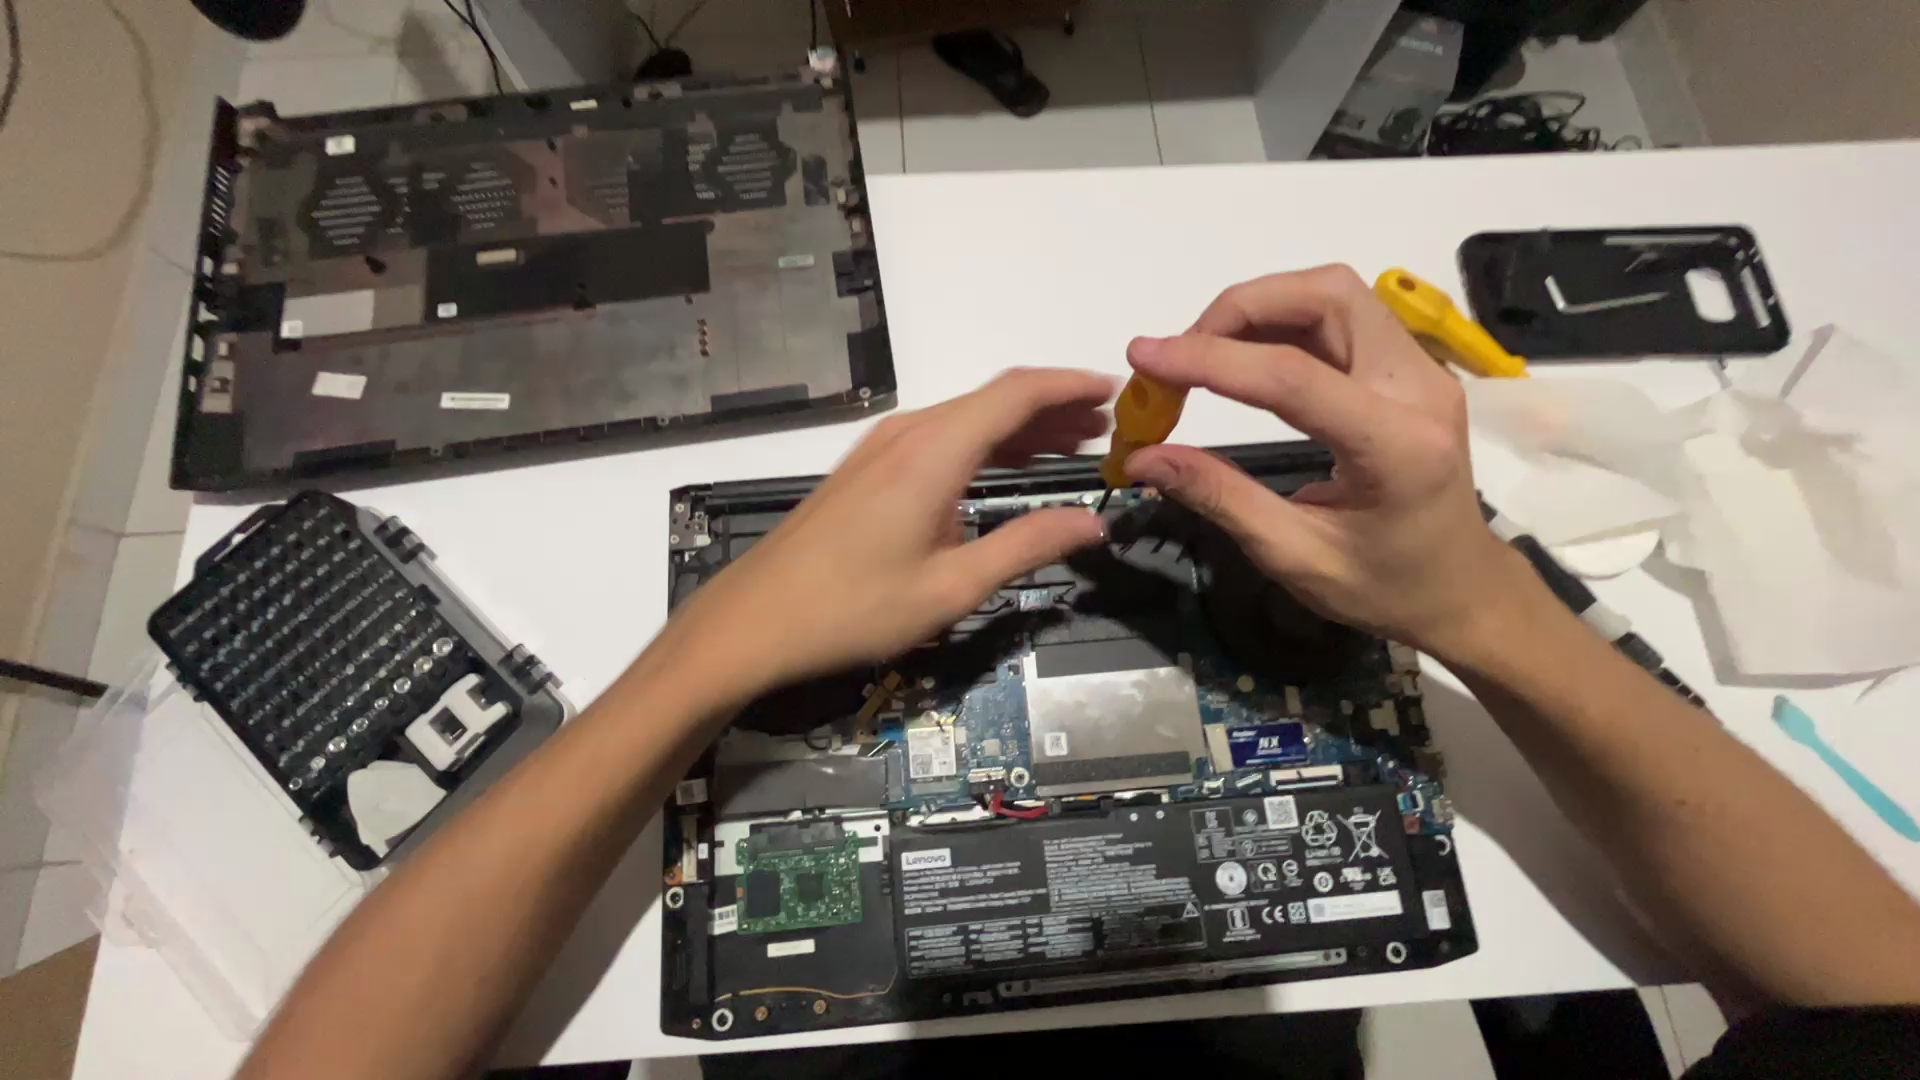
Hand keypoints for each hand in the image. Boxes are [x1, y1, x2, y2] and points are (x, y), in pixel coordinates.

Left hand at [668, 369, 1114, 698]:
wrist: (755, 620)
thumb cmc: (855, 609)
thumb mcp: (951, 587)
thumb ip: (1026, 546)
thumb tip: (1093, 523)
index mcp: (934, 451)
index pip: (1016, 393)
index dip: (1070, 386)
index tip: (1117, 393)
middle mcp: (908, 433)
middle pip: (993, 400)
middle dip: (1053, 408)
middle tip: (1105, 430)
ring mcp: (881, 447)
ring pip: (965, 418)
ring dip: (1019, 426)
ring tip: (1070, 445)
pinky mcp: (866, 468)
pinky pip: (938, 438)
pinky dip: (982, 443)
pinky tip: (1003, 468)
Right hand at [1123, 265, 1523, 658]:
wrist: (1461, 590)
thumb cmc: (1383, 586)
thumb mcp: (1293, 555)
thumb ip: (1219, 496)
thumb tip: (1144, 457)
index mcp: (1395, 446)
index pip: (1292, 375)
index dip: (1209, 358)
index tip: (1142, 356)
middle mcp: (1418, 388)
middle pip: (1327, 297)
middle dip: (1239, 310)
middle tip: (1180, 355)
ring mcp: (1420, 370)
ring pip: (1334, 295)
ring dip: (1258, 309)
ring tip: (1203, 354)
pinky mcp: (1407, 368)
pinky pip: (1339, 317)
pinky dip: (1279, 322)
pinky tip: (1241, 358)